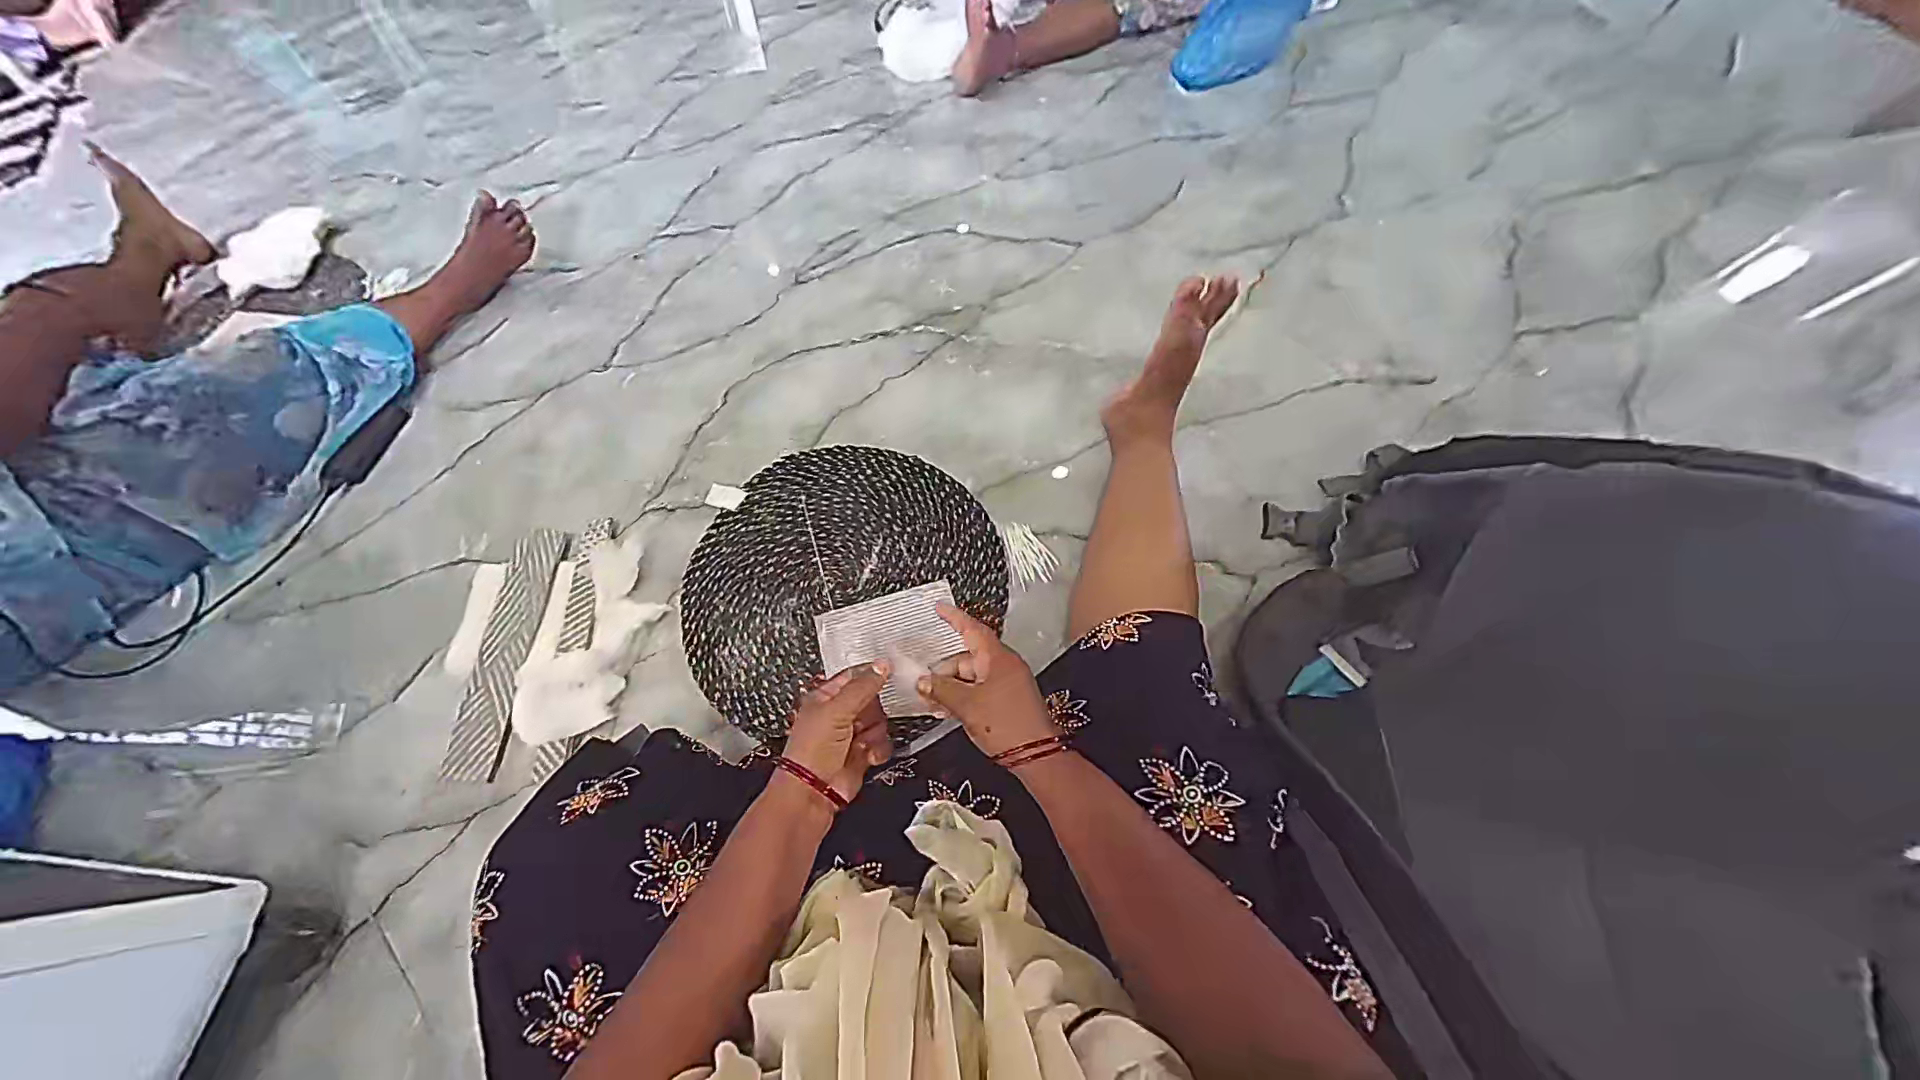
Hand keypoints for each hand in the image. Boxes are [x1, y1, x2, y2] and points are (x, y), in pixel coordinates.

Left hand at [783, 663, 893, 800]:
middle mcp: (838, 715)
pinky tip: (867, 755)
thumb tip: (881, 666)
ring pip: (879, 723)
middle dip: (872, 712)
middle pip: (872, 701)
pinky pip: (882, 743)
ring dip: (874, 734)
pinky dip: (878, 750)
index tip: (887, 672)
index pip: (854, 677)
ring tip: (860, 741)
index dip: (870, 675)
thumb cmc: (810, 752)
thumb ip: (863, 686)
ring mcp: (850, 735)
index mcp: (826, 697)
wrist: (812, 792)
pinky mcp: (861, 754)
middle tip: (861, 719)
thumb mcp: (837, 710)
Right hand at [916, 603, 1057, 758]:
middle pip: (966, 657)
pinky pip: (979, 689)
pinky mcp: (1007, 698)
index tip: (940, 608)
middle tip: (925, 685)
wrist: (1036, 755)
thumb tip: (924, 681)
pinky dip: (963, 695)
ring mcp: (1007, 682)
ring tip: (934, 702)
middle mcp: (1004, 666)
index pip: (972, 629)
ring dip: (951, 687)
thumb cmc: (1008, 726)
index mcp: (997, 658)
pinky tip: (949, 709)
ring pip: (971, 675)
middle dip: (944, 670)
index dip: (954, 617)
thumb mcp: (966, 705)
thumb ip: (941, 689)